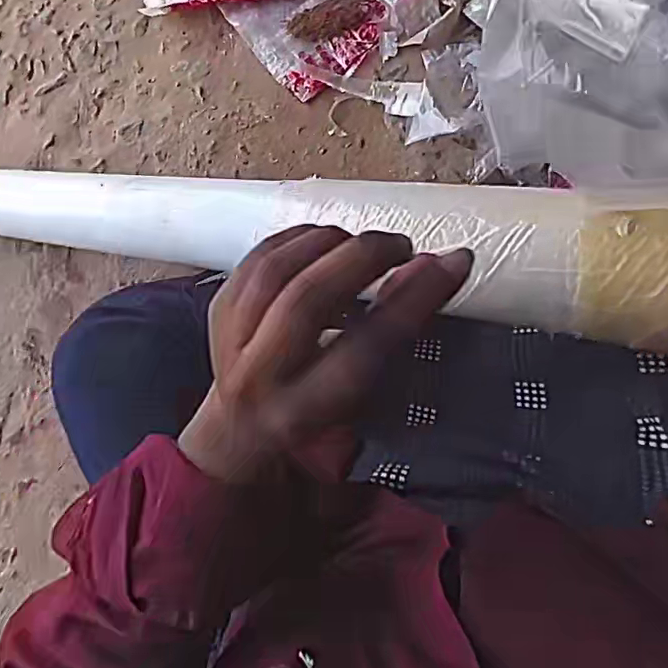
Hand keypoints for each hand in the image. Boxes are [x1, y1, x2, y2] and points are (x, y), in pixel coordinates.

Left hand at [177, 227, 472, 483]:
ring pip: (275, 270)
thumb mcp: (360, 395)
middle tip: (399, 246)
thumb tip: (433, 268)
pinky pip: (257, 256)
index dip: (414, 298)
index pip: (366, 346)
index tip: (450, 263)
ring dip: (327, 242)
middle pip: (308, 299)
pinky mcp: (217, 308)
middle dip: (362, 258)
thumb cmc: (313, 415)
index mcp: (305, 409)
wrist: (241, 429)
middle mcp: (261, 375)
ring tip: (360, 243)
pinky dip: (297, 238)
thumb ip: (391, 337)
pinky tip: (324, 239)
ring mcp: (230, 338)